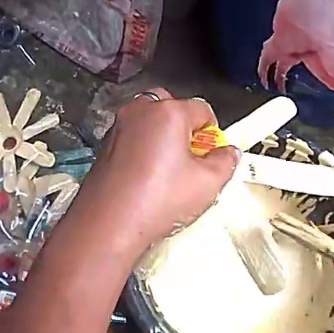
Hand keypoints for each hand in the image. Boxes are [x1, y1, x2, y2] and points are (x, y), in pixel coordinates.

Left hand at [71, 90, 237, 252]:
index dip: (213, 133)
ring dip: (163, 138)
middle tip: (193, 158)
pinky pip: (133, 138)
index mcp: (168, 113)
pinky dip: (144, 149)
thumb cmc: (155, 201)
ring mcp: (119, 127)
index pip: (202, 109)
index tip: (215, 153)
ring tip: (171, 171)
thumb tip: (228, 154)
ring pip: (150, 122)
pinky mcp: (105, 145)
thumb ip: (226, 162)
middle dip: (186, 129)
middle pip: (172, 108)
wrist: (108, 225)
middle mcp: (140, 112)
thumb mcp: (208, 183)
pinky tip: (149, 178)